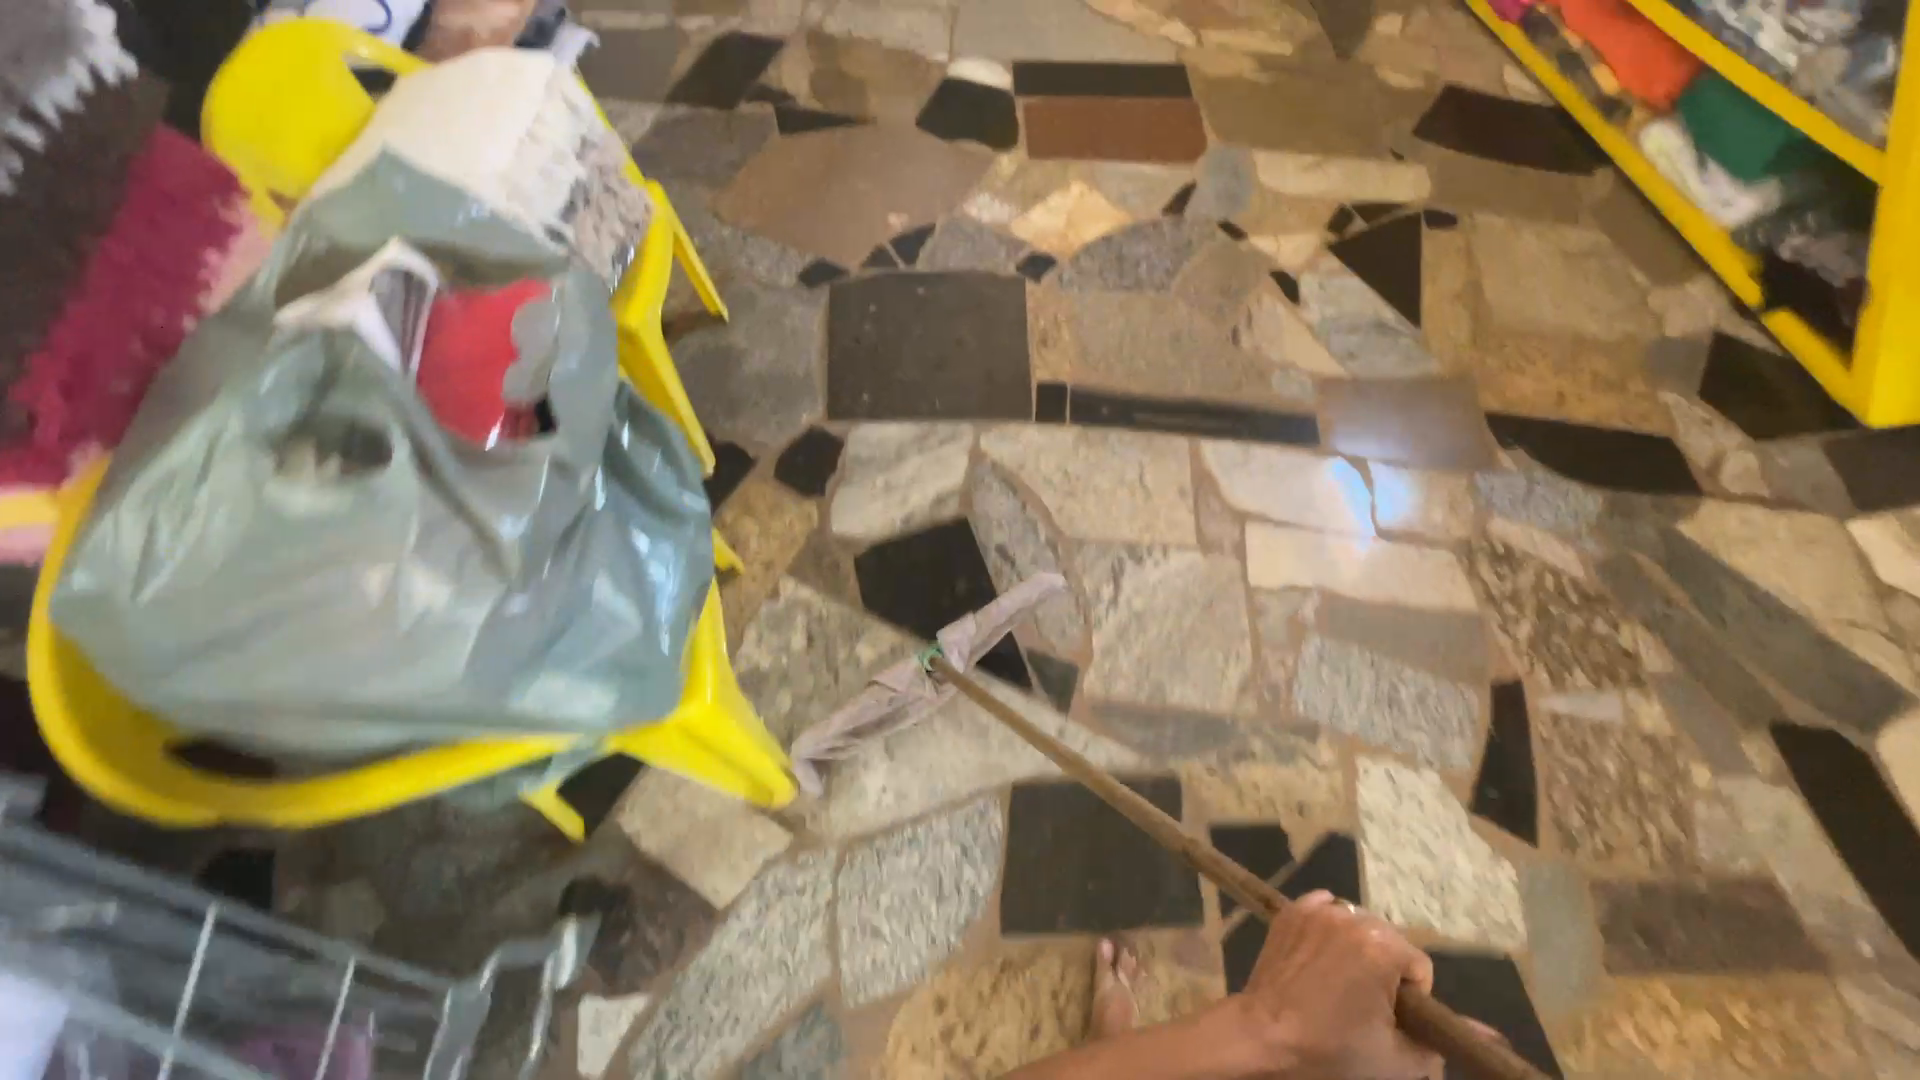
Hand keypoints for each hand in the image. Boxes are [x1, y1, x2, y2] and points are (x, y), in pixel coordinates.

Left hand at [1232, 891, 1442, 1079]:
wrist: (1265, 1035)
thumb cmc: (1334, 1050)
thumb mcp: (1400, 1059)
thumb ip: (1442, 1041)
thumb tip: (1492, 1038)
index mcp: (1383, 946)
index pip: (1419, 968)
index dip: (1411, 999)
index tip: (1387, 1020)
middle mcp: (1351, 917)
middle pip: (1388, 942)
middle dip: (1385, 972)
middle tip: (1362, 1006)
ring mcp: (1316, 909)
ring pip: (1357, 926)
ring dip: (1356, 950)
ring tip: (1339, 984)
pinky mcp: (1290, 911)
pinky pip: (1324, 911)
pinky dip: (1328, 930)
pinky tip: (1320, 957)